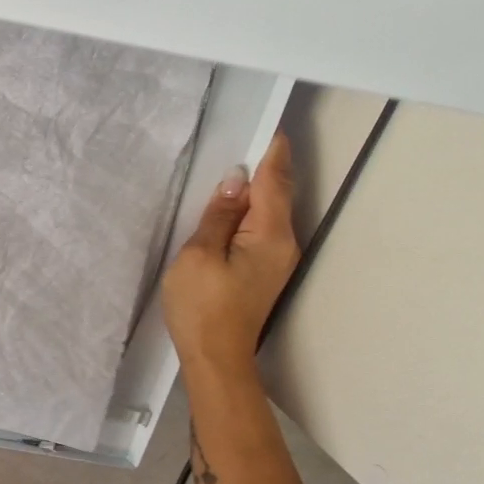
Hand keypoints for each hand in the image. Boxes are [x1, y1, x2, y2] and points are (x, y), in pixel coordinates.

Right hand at [162, 133, 298, 373]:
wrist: (215, 354)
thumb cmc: (202, 304)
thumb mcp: (200, 254)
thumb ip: (219, 216)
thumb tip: (236, 181)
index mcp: (271, 236)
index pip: (274, 184)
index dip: (273, 156)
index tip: (272, 129)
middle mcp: (283, 243)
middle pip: (279, 196)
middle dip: (271, 167)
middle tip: (258, 139)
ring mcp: (276, 259)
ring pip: (272, 212)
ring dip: (261, 188)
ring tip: (245, 164)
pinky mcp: (262, 270)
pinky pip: (262, 227)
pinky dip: (253, 208)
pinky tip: (237, 203)